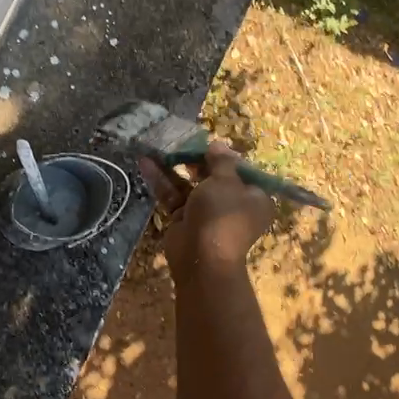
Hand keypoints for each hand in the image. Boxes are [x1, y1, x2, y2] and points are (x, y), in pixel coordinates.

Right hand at [138, 140, 275, 279]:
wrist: (202, 256)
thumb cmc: (222, 215)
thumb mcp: (226, 182)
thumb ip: (221, 161)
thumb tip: (219, 144)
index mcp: (253, 198)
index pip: (242, 172)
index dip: (225, 157)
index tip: (208, 143)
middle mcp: (232, 205)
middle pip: (213, 176)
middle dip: (194, 159)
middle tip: (179, 142)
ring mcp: (206, 212)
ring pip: (189, 185)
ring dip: (173, 167)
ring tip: (157, 147)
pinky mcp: (184, 218)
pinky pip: (173, 195)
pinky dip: (161, 181)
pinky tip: (145, 162)